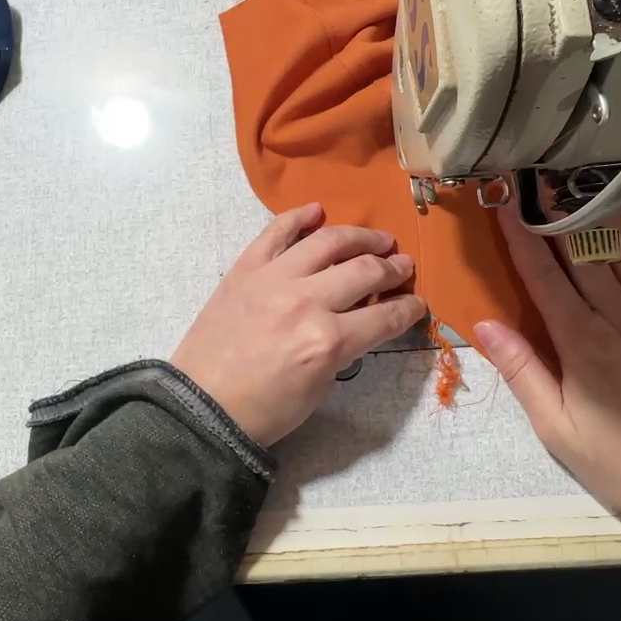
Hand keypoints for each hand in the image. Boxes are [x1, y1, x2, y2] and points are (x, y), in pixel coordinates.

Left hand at [173, 204, 426, 447]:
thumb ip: (346, 349)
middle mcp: (307, 302)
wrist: (203, 406)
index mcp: (328, 341)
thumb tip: (366, 319)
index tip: (418, 302)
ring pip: (328, 242)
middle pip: (364, 272)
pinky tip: (317, 211)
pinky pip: (275, 232)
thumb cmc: (264, 409)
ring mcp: (274, 278)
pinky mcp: (246, 268)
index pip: (386, 316)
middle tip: (402, 265)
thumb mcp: (319, 389)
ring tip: (377, 238)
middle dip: (392, 268)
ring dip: (359, 236)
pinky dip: (298, 217)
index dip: (409, 308)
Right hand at [477, 205, 620, 573]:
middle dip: (556, 214)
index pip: (542, 274)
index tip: (503, 201)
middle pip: (581, 254)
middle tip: (540, 179)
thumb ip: (523, 372)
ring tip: (588, 189)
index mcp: (580, 339)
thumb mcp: (559, 430)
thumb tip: (484, 324)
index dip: (520, 236)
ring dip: (605, 220)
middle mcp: (620, 315)